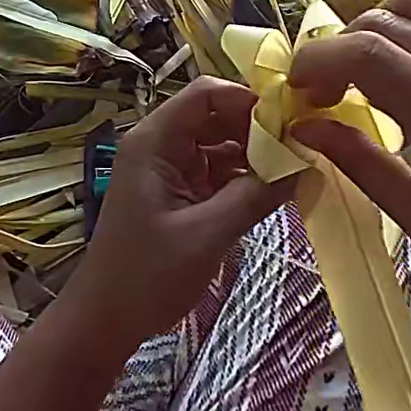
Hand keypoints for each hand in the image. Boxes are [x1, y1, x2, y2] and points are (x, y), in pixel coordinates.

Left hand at [61, 77, 293, 351]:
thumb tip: (302, 165)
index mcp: (154, 140)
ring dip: (252, 153)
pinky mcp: (176, 189)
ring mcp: (166, 166)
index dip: (247, 100)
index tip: (291, 120)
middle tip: (301, 149)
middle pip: (213, 115)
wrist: (107, 316)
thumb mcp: (206, 235)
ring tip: (295, 169)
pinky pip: (213, 168)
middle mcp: (158, 143)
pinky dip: (240, 176)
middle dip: (255, 128)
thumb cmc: (147, 274)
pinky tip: (272, 189)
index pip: (203, 95)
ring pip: (216, 142)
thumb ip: (253, 197)